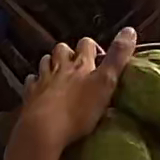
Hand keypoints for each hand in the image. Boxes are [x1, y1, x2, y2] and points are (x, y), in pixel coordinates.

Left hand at [15, 29, 136, 155]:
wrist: (43, 129)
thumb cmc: (78, 109)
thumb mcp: (106, 82)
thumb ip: (118, 57)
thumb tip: (130, 30)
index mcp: (80, 65)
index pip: (86, 44)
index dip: (93, 47)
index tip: (100, 57)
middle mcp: (60, 68)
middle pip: (62, 49)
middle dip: (69, 52)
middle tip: (77, 64)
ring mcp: (42, 81)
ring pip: (45, 62)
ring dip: (51, 64)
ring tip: (59, 73)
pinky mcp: (30, 96)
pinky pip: (31, 82)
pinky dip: (36, 82)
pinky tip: (39, 88)